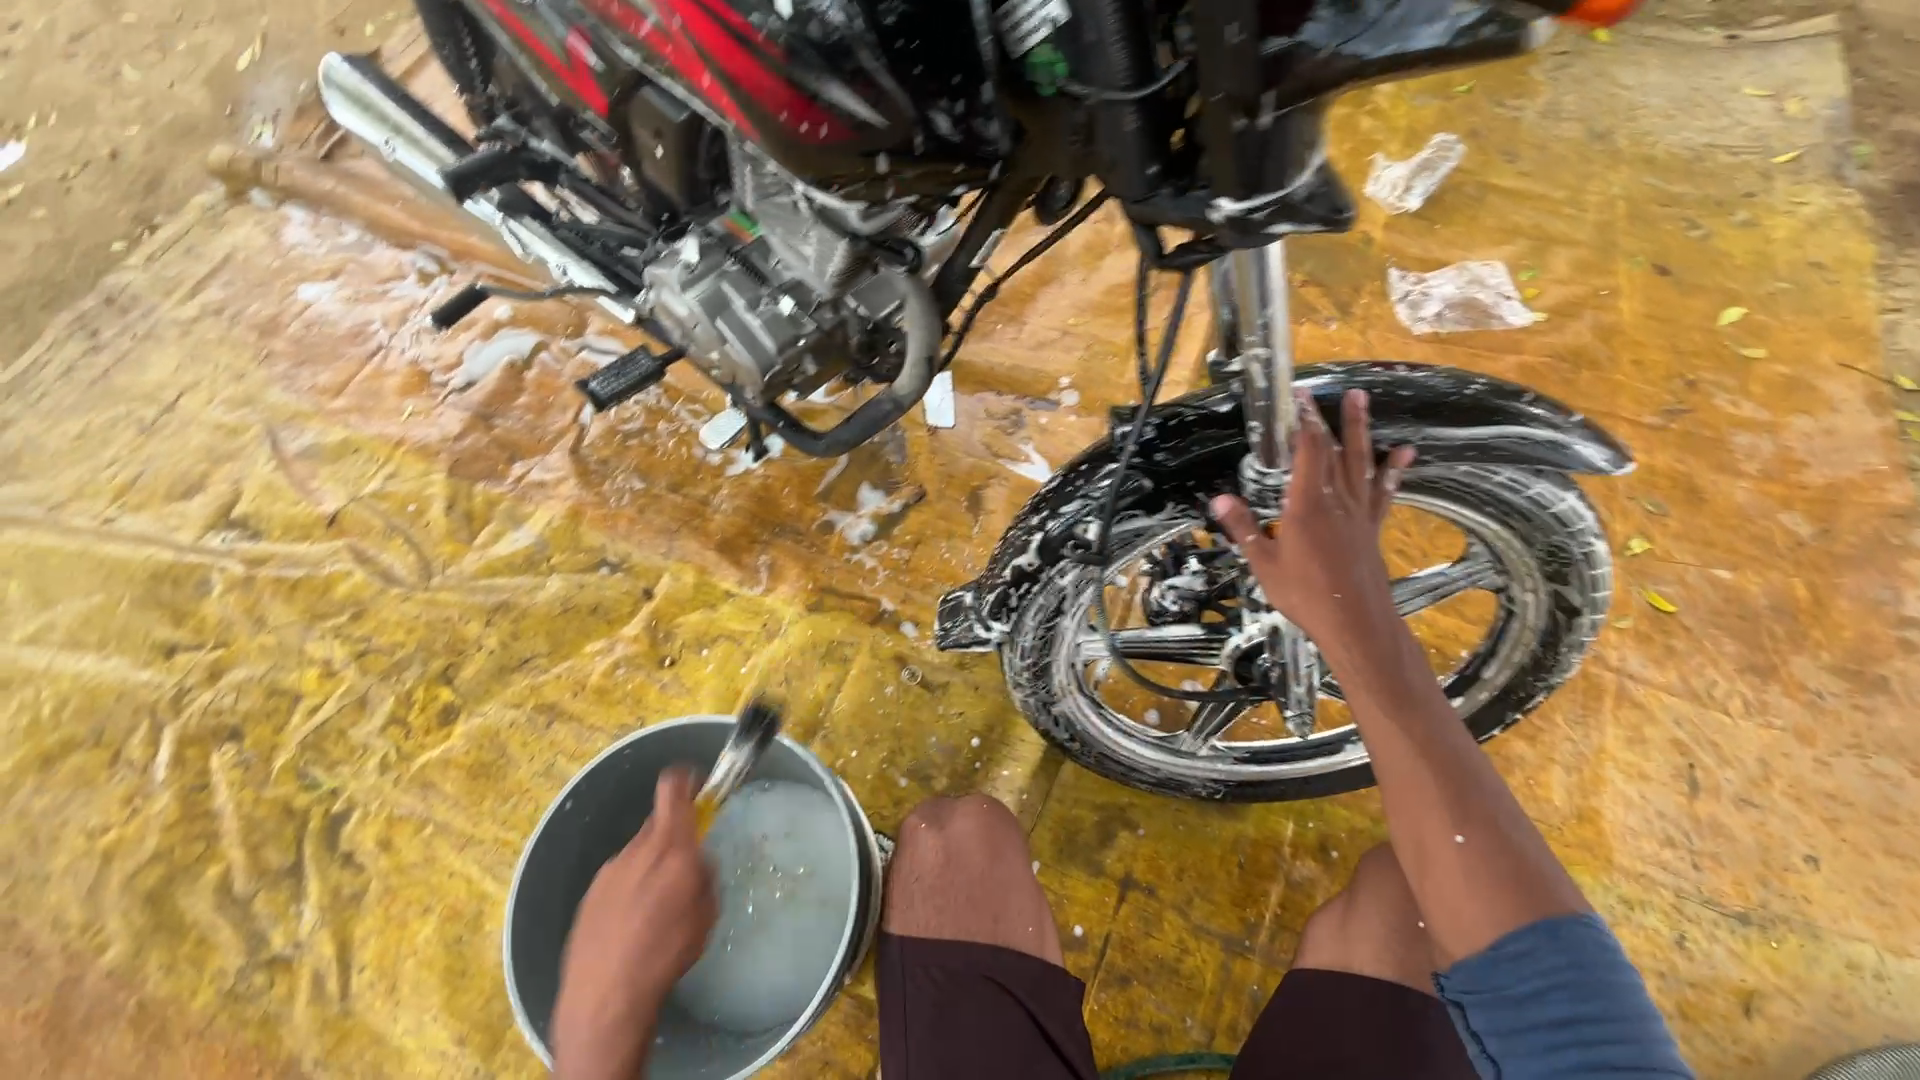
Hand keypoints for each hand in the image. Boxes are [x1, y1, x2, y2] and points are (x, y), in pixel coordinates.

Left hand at [551, 767, 716, 1079]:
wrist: (604, 994)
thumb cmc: (667, 950)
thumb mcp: (706, 911)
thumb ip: (704, 874)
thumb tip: (698, 859)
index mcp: (671, 847)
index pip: (673, 789)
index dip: (686, 780)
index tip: (696, 785)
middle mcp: (638, 849)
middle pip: (658, 824)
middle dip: (673, 838)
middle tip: (683, 869)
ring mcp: (610, 870)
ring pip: (639, 854)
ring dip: (651, 868)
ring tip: (656, 909)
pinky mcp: (591, 894)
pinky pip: (620, 878)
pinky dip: (630, 891)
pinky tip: (632, 925)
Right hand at [1210, 388, 1416, 659]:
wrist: (1356, 621)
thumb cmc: (1305, 595)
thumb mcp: (1264, 564)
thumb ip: (1245, 529)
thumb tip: (1220, 499)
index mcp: (1306, 506)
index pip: (1307, 453)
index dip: (1304, 422)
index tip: (1299, 398)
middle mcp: (1336, 501)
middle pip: (1336, 450)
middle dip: (1332, 418)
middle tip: (1335, 390)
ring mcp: (1358, 512)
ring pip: (1361, 462)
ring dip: (1362, 430)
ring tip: (1362, 401)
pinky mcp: (1372, 526)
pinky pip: (1383, 491)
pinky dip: (1392, 469)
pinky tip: (1403, 452)